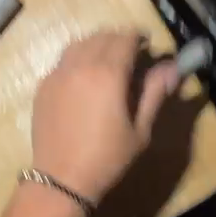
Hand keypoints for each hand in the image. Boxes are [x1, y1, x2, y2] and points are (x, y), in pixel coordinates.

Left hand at [30, 31, 177, 202]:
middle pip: (102, 36)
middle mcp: (80, 65)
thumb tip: (172, 68)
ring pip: (79, 43)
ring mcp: (57, 74)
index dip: (139, 37)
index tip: (147, 43)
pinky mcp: (43, 86)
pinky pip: (63, 60)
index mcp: (108, 74)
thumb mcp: (140, 130)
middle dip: (119, 39)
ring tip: (107, 60)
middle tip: (131, 53)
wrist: (62, 179)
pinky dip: (77, 58)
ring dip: (97, 44)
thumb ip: (154, 93)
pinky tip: (84, 77)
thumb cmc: (107, 158)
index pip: (125, 39)